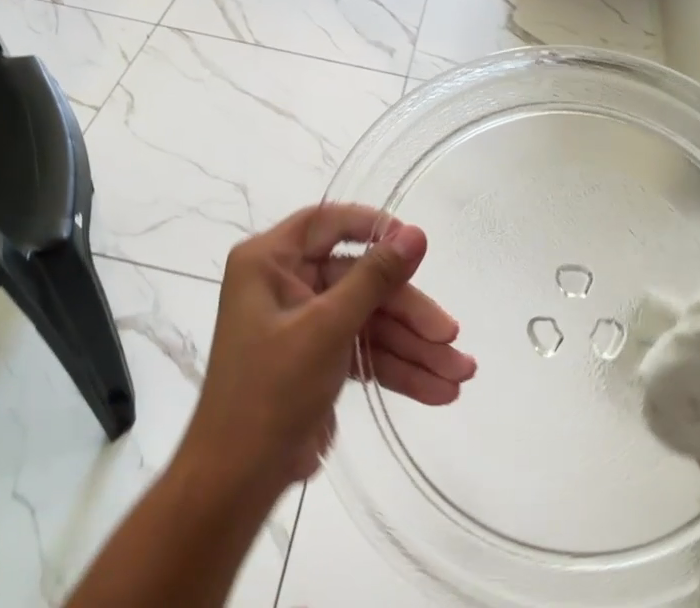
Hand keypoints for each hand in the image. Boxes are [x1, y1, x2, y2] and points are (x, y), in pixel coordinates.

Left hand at [179, 204, 476, 489]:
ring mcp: (303, 323)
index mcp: (269, 262)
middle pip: (359, 280)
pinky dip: (397, 369)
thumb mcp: (327, 327)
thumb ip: (374, 278)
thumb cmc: (271, 388)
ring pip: (369, 320)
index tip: (416, 244)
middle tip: (449, 336)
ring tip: (460, 374)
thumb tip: (416, 233)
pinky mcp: (317, 358)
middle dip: (408, 313)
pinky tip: (439, 390)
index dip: (373, 228)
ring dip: (413, 347)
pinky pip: (364, 351)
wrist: (239, 476)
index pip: (326, 223)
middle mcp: (285, 284)